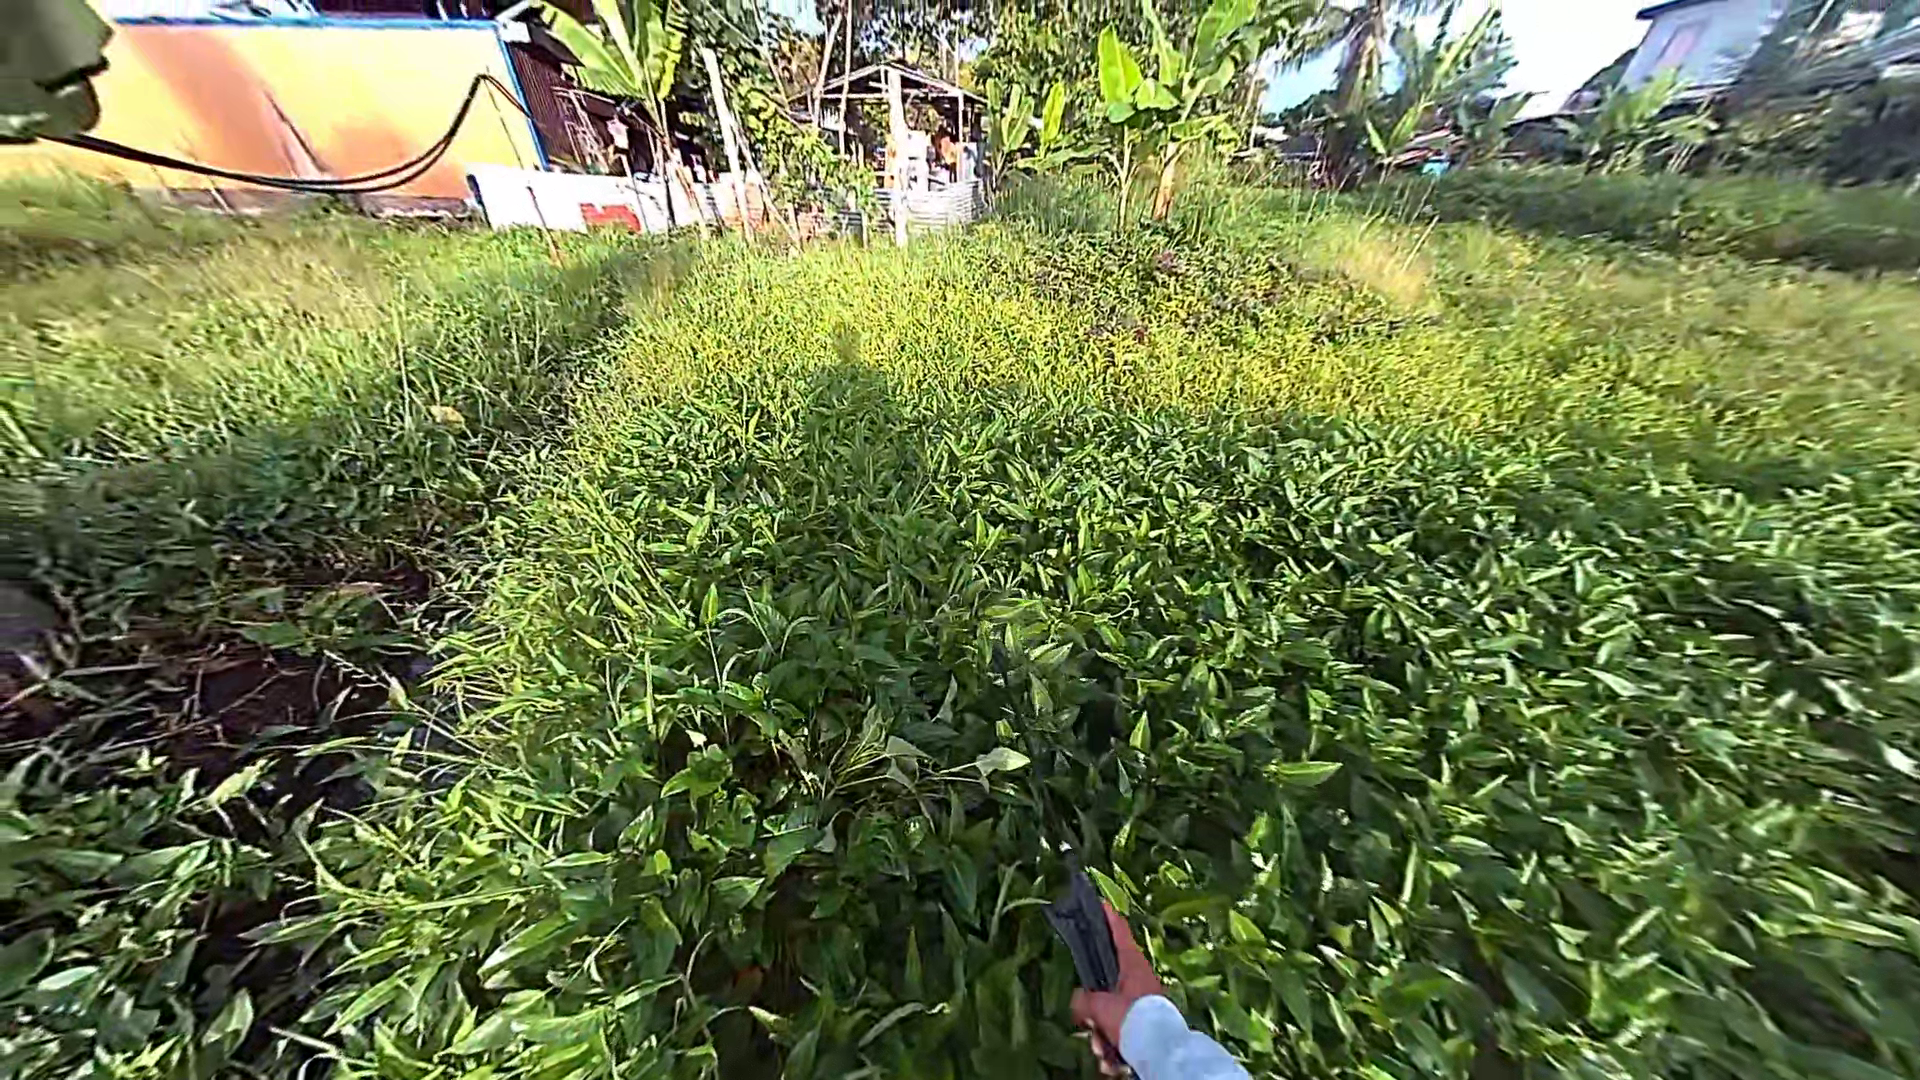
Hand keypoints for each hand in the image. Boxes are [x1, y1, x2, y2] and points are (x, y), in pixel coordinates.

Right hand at [1070, 902, 1164, 1075]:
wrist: (1164, 1055)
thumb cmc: (1134, 1018)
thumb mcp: (1100, 1006)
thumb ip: (1083, 1000)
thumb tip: (1077, 1003)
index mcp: (1132, 961)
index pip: (1118, 929)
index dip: (1107, 915)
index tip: (1100, 901)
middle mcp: (1139, 977)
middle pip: (1107, 980)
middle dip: (1093, 1009)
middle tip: (1088, 1025)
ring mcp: (1144, 1001)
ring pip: (1112, 1010)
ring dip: (1102, 1034)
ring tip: (1103, 1052)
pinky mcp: (1147, 1025)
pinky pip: (1123, 1030)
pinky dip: (1115, 1046)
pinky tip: (1112, 1062)